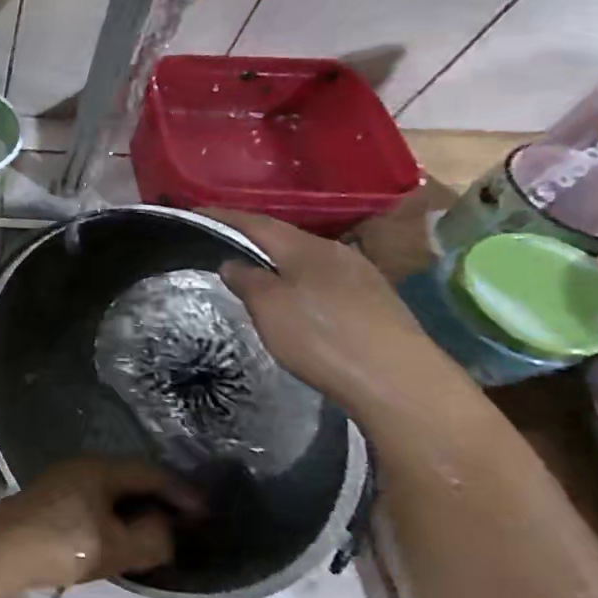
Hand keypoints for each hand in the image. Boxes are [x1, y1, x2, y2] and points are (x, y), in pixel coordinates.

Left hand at [0, 458, 201, 591]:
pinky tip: (120, 531)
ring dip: (137, 505)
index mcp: (102, 469)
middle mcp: (84, 465)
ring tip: (158, 526)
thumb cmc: (62, 543)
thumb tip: (169, 529)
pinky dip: (117, 511)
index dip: (181, 491)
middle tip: (186, 518)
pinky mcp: (52, 497)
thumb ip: (150, 539)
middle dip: (160, 495)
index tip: (207, 510)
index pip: (151, 473)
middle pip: (131, 476)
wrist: (1, 549)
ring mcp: (65, 478)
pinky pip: (97, 497)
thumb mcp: (114, 547)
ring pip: (112, 488)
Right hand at [203, 209, 487, 443]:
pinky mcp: (378, 304)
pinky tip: (299, 301)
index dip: (222, 216)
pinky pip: (326, 281)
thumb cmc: (325, 340)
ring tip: (256, 273)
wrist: (403, 385)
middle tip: (221, 244)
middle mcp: (335, 251)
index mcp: (305, 246)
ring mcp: (362, 276)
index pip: (255, 221)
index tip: (194, 212)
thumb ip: (246, 280)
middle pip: (283, 237)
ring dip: (279, 262)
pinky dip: (302, 283)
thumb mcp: (270, 309)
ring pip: (307, 259)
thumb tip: (232, 262)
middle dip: (251, 238)